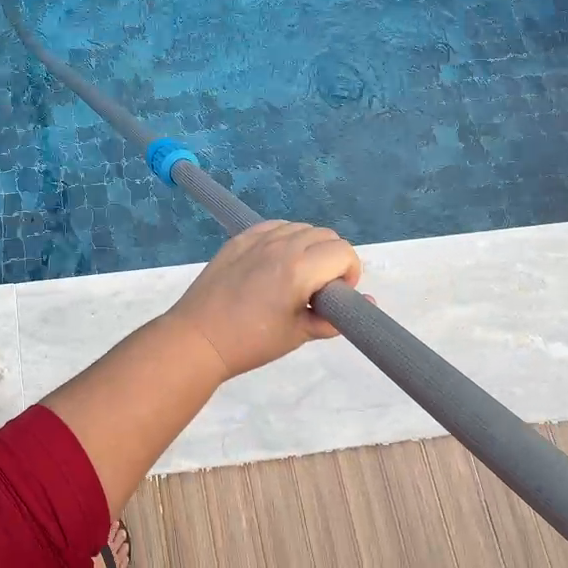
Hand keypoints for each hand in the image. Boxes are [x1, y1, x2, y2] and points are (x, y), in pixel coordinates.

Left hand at [164, 220, 361, 378]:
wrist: (200, 336)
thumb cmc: (252, 341)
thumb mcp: (299, 334)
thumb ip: (334, 316)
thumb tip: (367, 302)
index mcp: (298, 268)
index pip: (343, 251)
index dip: (349, 273)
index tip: (336, 295)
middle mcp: (280, 244)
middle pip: (325, 235)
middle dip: (333, 258)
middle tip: (319, 289)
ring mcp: (256, 237)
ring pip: (301, 227)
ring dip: (310, 246)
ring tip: (297, 277)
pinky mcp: (239, 237)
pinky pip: (275, 226)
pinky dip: (285, 238)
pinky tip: (276, 263)